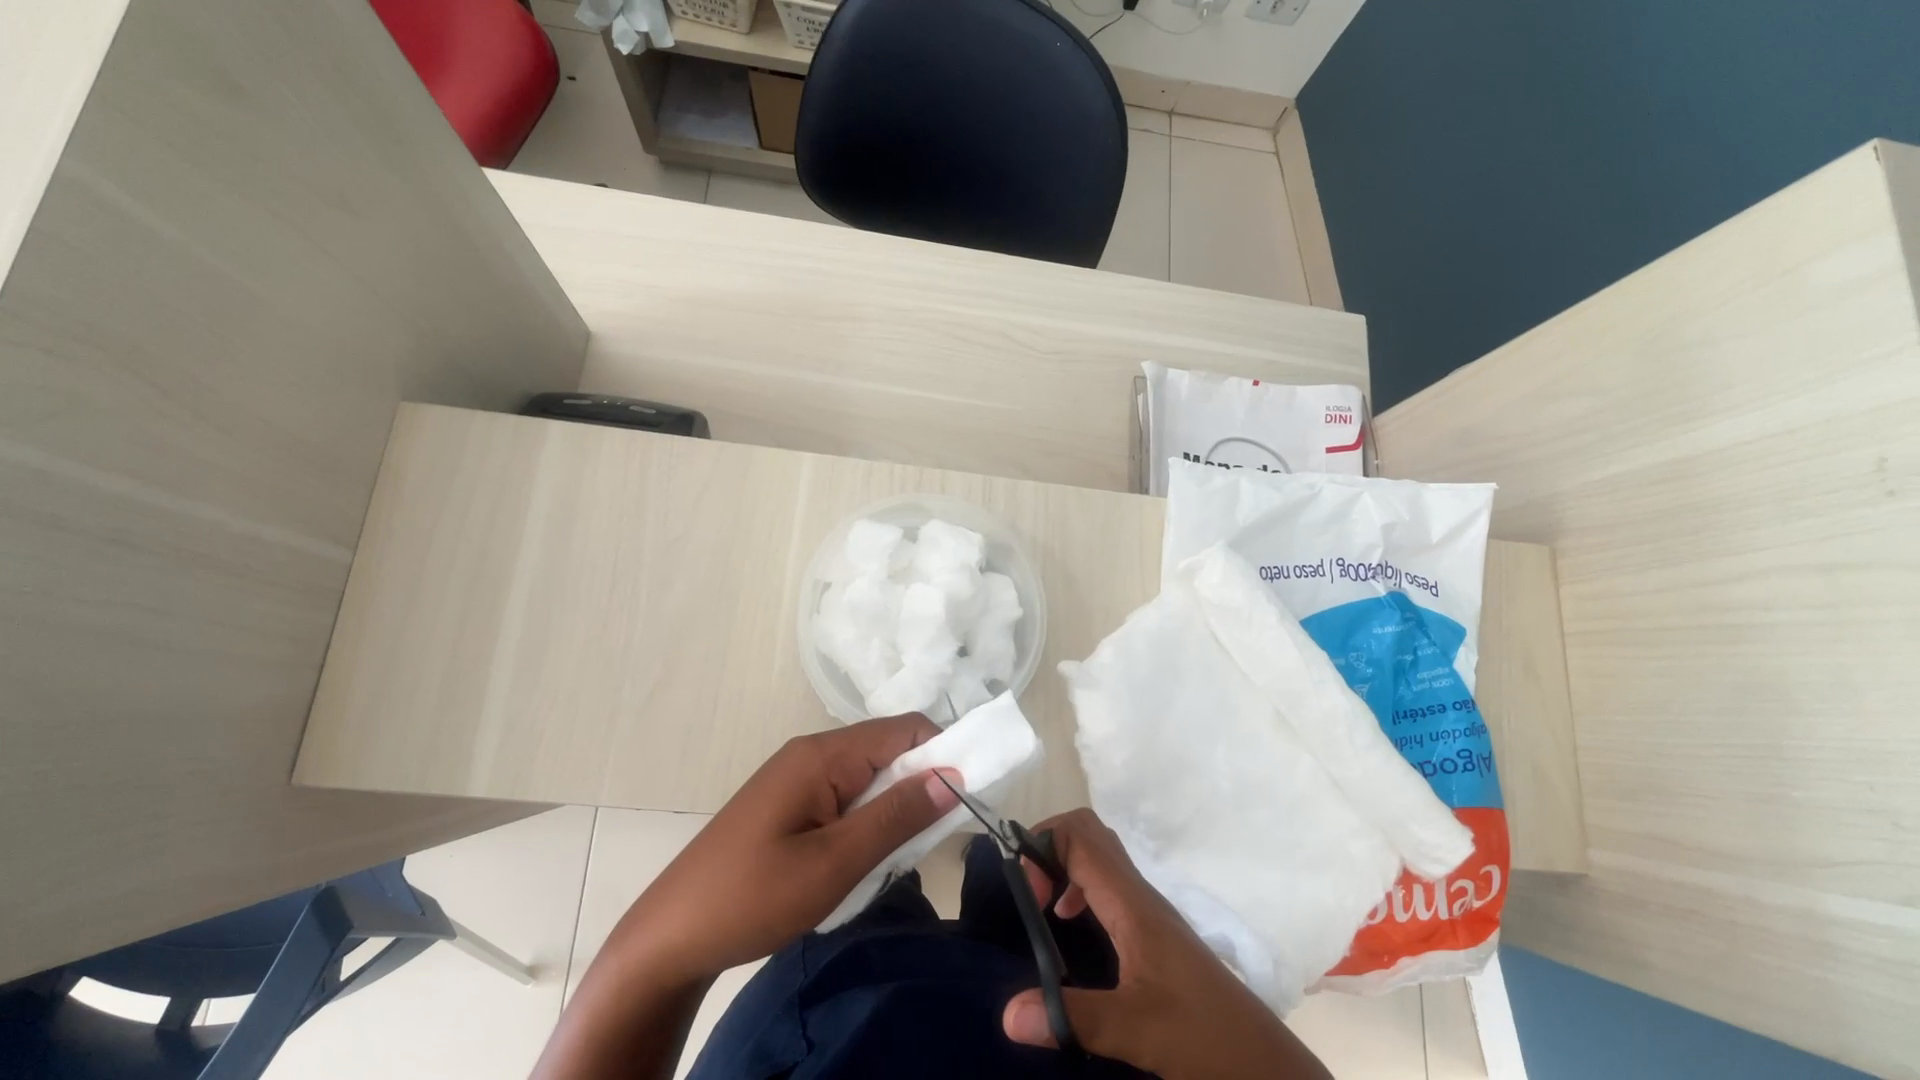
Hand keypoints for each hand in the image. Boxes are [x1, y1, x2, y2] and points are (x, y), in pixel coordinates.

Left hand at [612, 713, 961, 984]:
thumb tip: (953, 776)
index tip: (970, 798)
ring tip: (896, 858)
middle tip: (933, 840)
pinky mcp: (788, 806)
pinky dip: (867, 824)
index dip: (944, 753)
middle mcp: (810, 755)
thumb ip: (896, 817)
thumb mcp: (835, 862)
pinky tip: (863, 862)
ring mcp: (796, 780)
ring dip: (893, 811)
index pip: (904, 729)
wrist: (671, 937)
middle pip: (888, 751)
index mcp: (822, 755)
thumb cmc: (753, 897)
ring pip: (869, 779)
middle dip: (920, 787)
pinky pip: (845, 799)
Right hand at [1002, 809, 1331, 1079]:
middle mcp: (1141, 897)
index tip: (1026, 893)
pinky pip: (1109, 888)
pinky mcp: (1154, 935)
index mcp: (1133, 904)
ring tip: (1041, 908)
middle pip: (1090, 836)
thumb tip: (1007, 1014)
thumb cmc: (1204, 1035)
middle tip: (1028, 893)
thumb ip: (1072, 1017)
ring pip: (1101, 861)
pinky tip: (1071, 929)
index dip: (1042, 846)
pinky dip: (1080, 890)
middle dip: (1049, 848)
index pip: (1081, 836)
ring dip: (1063, 868)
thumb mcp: (1134, 1029)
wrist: (1263, 1062)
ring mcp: (1150, 914)